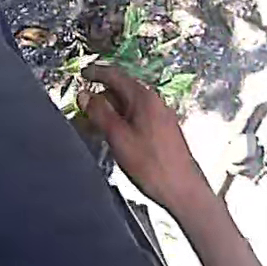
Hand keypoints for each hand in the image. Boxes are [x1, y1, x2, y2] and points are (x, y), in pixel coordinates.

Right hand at [80, 65, 211, 214]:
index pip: (115, 75)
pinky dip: (122, 120)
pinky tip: (114, 136)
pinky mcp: (164, 130)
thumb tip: (84, 94)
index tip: (81, 74)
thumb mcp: (118, 137)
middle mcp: (154, 100)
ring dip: (110, 111)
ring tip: (94, 126)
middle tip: (83, 110)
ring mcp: (161, 115)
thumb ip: (99, 113)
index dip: (96, 72)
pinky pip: (137, 116)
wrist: (185, 193)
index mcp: (143, 97)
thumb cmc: (150, 164)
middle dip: (101, 97)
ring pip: (129, 105)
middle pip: (122, 90)